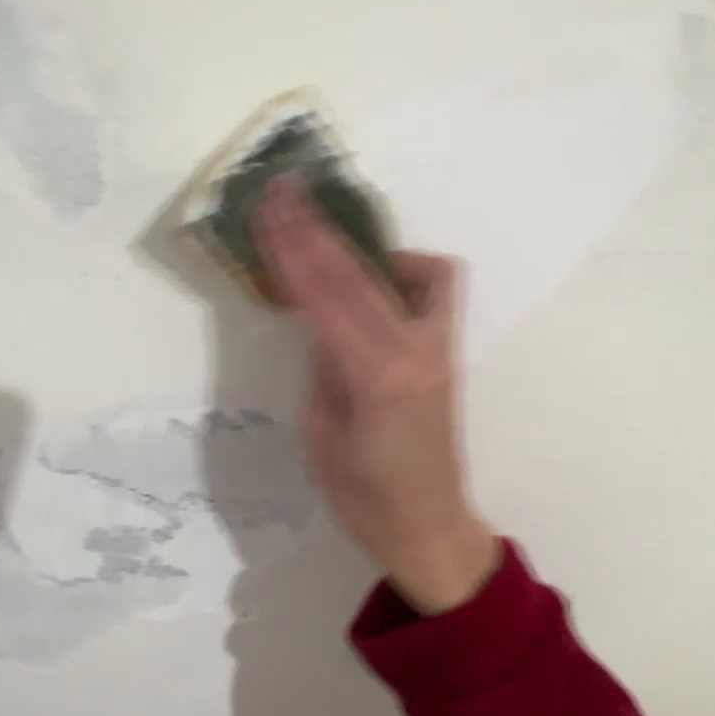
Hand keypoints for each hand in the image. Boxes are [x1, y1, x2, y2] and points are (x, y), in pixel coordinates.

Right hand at [253, 174, 499, 613]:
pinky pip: (431, 288)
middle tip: (281, 188)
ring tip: (312, 214)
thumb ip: (323, 369)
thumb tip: (318, 319)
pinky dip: (400, 267)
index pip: (326, 297)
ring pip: (398, 271)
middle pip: (357, 273)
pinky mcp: (446, 351)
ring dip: (350, 240)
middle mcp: (414, 351)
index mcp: (377, 378)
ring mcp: (438, 347)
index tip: (268, 206)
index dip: (293, 248)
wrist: (429, 527)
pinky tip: (371, 269)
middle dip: (315, 228)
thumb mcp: (322, 437)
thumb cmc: (364, 500)